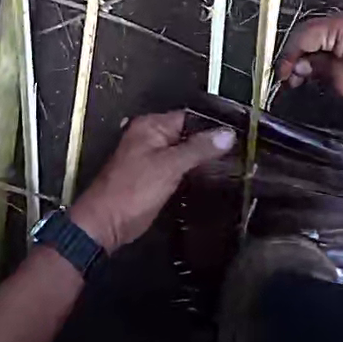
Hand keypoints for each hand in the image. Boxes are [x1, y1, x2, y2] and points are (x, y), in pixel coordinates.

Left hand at [69, 110, 236, 250]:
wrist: (105, 225)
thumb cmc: (131, 191)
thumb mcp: (170, 166)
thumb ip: (199, 148)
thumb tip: (226, 134)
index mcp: (150, 126)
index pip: (189, 117)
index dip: (212, 125)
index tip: (236, 135)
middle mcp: (149, 137)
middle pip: (188, 134)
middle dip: (209, 143)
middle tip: (237, 152)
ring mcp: (151, 158)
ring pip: (184, 152)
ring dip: (201, 158)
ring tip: (230, 164)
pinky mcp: (153, 177)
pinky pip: (178, 167)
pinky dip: (192, 171)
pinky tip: (210, 177)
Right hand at [277, 11, 342, 124]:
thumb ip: (321, 70)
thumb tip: (304, 66)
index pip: (303, 36)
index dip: (289, 57)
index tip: (283, 75)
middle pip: (312, 32)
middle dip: (298, 55)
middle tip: (292, 78)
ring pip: (324, 35)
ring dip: (312, 54)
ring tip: (306, 77)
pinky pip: (338, 37)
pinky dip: (326, 51)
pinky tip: (324, 69)